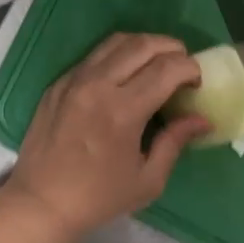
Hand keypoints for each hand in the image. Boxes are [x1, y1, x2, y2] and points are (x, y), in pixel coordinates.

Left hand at [2, 33, 210, 242]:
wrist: (41, 200)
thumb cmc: (98, 197)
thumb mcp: (147, 179)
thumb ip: (174, 142)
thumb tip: (202, 119)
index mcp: (122, 110)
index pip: (166, 68)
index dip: (190, 68)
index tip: (198, 81)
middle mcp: (97, 85)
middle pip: (141, 45)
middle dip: (170, 47)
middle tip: (183, 63)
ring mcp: (73, 80)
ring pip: (114, 42)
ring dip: (142, 45)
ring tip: (157, 61)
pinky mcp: (57, 83)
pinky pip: (92, 57)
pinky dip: (115, 56)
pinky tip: (124, 75)